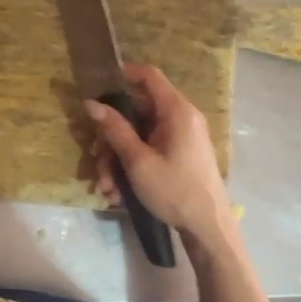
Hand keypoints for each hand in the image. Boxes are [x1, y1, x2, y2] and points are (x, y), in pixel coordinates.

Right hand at [85, 63, 230, 241]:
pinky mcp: (179, 156)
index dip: (123, 74)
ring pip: (138, 137)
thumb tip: (92, 103)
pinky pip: (149, 151)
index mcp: (176, 112)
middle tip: (96, 162)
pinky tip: (119, 195)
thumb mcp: (137, 161)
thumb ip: (114, 129)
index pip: (148, 76)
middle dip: (111, 140)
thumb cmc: (174, 190)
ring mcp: (181, 138)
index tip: (97, 84)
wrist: (208, 228)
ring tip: (108, 189)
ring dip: (117, 161)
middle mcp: (180, 119)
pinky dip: (132, 168)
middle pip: (136, 114)